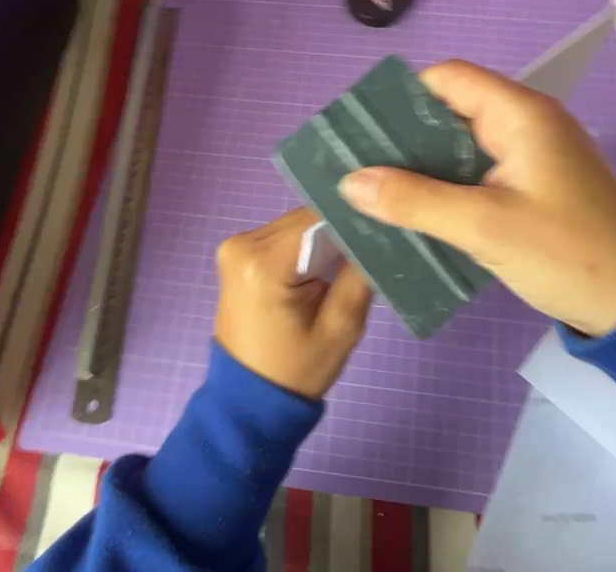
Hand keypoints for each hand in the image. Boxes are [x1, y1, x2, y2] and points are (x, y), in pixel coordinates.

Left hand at [214, 208, 375, 398]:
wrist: (250, 398)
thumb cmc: (297, 369)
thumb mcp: (342, 328)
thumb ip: (360, 273)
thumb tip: (375, 234)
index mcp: (262, 262)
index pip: (316, 219)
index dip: (350, 223)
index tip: (380, 234)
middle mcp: (242, 244)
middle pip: (304, 220)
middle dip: (336, 233)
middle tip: (367, 253)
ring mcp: (235, 247)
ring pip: (295, 225)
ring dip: (320, 240)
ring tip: (345, 263)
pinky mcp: (237, 254)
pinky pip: (282, 237)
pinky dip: (304, 248)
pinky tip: (322, 267)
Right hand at [338, 60, 615, 336]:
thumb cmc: (568, 254)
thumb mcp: (484, 227)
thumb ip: (415, 201)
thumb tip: (351, 181)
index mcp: (520, 114)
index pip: (449, 78)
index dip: (404, 96)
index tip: (364, 129)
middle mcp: (526, 124)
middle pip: (452, 110)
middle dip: (406, 136)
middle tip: (360, 166)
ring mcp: (532, 156)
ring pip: (462, 146)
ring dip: (424, 166)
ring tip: (377, 191)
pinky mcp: (534, 186)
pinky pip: (478, 173)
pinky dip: (447, 187)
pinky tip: (417, 213)